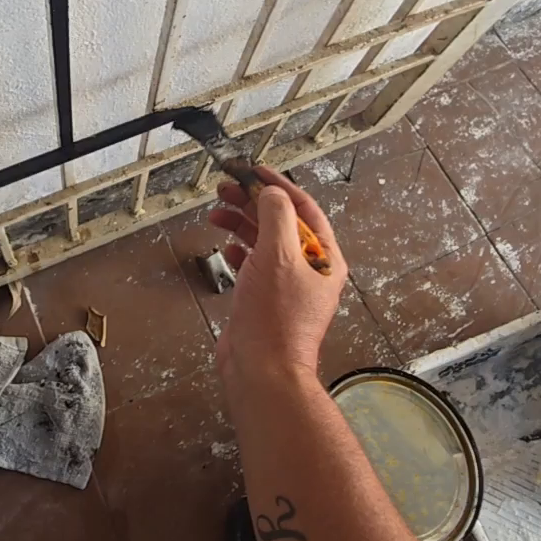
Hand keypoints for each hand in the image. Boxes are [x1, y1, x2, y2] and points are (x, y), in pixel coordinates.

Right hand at [206, 166, 347, 390]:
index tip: (255, 170)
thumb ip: (276, 216)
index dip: (277, 185)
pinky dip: (239, 250)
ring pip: (263, 241)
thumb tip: (271, 191)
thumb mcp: (278, 255)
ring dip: (240, 223)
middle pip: (280, 222)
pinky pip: (253, 264)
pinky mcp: (265, 299)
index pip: (302, 208)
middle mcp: (308, 269)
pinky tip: (227, 247)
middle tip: (227, 188)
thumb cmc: (275, 319)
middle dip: (252, 201)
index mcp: (323, 257)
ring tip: (217, 213)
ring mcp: (286, 285)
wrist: (262, 370)